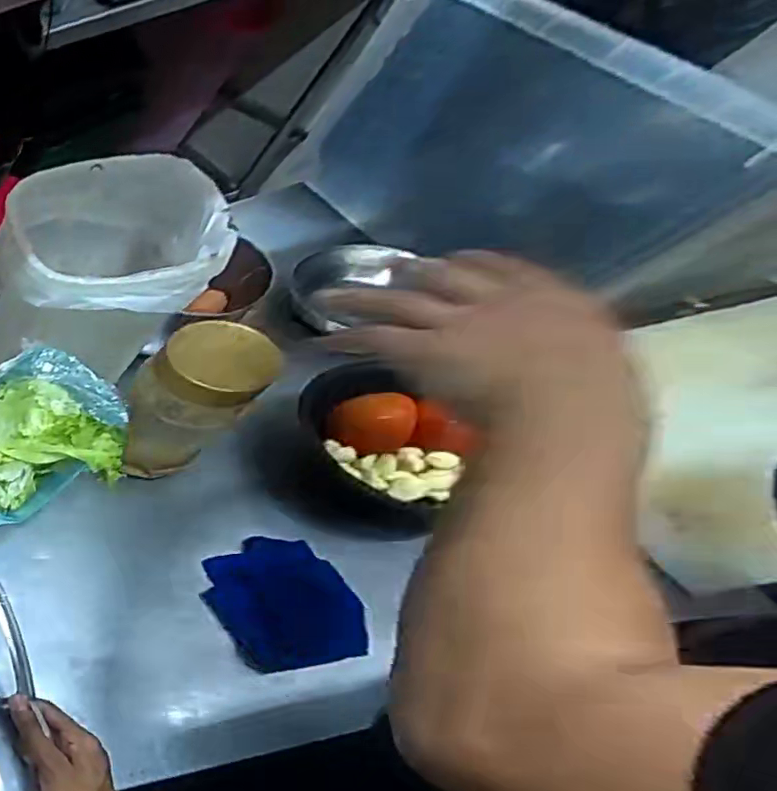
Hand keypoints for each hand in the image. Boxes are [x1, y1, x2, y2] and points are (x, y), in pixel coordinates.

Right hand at [6, 695, 129, 790]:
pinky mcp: (81, 782)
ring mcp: (85, 765)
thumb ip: (33, 733)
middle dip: (30, 738)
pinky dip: (43, 771)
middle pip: (50, 729)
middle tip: (19, 755)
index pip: (48, 710)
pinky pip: (56, 766)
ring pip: (51, 749)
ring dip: (35, 758)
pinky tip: (39, 787)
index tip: (5, 718)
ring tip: (30, 775)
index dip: (25, 710)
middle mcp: (87, 748)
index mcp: (82, 738)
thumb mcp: (49, 766)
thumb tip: (19, 701)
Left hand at [324, 252, 638, 431]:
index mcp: (557, 300)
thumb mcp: (595, 361)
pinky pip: (375, 336)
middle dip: (420, 270)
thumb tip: (557, 371)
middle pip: (448, 275)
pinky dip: (345, 337)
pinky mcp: (422, 347)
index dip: (478, 263)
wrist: (565, 404)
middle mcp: (502, 301)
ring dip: (361, 297)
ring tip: (331, 296)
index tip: (461, 258)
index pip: (511, 270)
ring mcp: (458, 322)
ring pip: (399, 300)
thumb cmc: (593, 398)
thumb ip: (568, 354)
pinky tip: (322, 341)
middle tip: (396, 267)